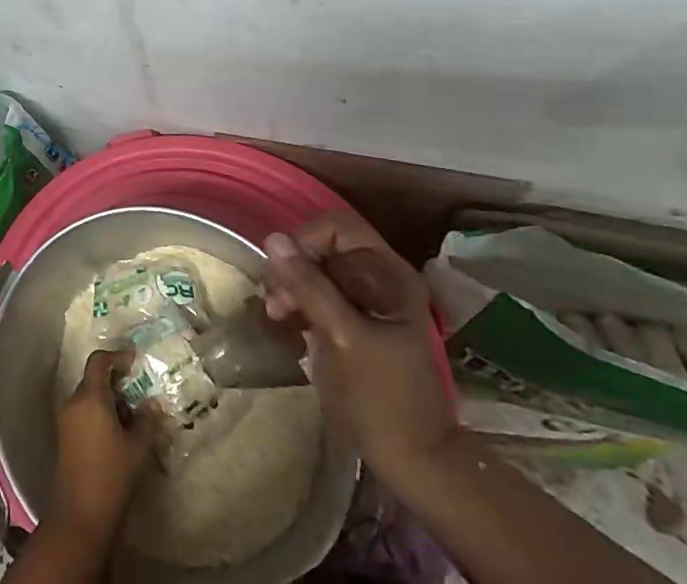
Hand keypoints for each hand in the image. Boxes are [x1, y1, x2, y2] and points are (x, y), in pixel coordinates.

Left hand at [48, 350, 158, 536]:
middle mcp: (74, 402)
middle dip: (118, 381)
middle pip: (94, 378)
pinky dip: (101, 412)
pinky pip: (84, 412)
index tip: (136, 361)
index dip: (117, 356)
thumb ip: (147, 420)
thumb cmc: (112, 475)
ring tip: (135, 415)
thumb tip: (152, 403)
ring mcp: (66, 420)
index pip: (99, 361)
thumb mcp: (138, 447)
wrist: (80, 514)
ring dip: (110, 398)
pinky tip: (120, 432)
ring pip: (90, 396)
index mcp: (90, 398)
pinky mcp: (66, 436)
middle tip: (141, 392)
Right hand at [262, 212, 457, 487]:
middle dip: (294, 266)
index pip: (337, 227)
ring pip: (318, 270)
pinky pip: (320, 295)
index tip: (284, 277)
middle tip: (276, 303)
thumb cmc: (383, 398)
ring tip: (279, 317)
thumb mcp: (343, 338)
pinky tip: (289, 327)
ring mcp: (368, 302)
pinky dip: (300, 304)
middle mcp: (380, 278)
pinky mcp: (355, 323)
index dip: (306, 241)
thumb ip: (310, 287)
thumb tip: (273, 239)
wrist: (414, 459)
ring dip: (292, 286)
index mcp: (389, 273)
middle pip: (325, 246)